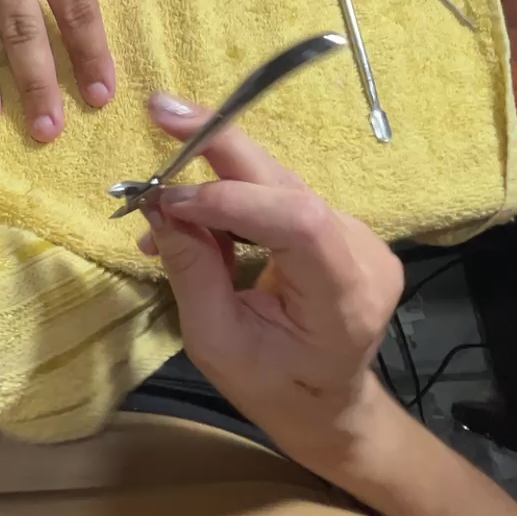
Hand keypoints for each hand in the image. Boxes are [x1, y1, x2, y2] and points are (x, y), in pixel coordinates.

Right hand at [139, 92, 404, 469]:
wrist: (328, 405)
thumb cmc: (274, 387)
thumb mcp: (216, 342)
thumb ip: (191, 270)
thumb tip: (156, 205)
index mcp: (344, 295)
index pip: (297, 221)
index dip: (230, 198)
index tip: (166, 200)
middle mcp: (361, 250)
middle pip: (285, 181)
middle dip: (218, 142)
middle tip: (159, 110)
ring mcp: (353, 232)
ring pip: (273, 179)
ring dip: (209, 172)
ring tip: (157, 187)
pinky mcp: (333, 224)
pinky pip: (270, 191)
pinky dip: (222, 194)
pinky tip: (185, 209)